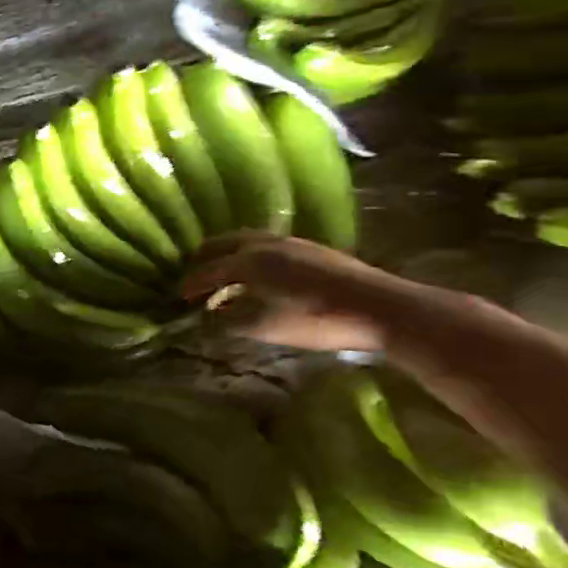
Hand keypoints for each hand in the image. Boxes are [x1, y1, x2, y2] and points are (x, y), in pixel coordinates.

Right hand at [181, 232, 415, 352]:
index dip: (189, 285)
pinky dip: (252, 256)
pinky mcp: (316, 251)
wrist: (388, 311)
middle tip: (194, 276)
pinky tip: (260, 274)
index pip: (206, 271)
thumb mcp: (261, 327)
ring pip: (247, 241)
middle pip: (222, 243)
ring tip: (225, 272)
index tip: (179, 298)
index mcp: (247, 260)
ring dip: (229, 254)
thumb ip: (225, 319)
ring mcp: (294, 244)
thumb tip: (206, 315)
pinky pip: (269, 246)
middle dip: (203, 259)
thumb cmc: (316, 319)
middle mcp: (266, 245)